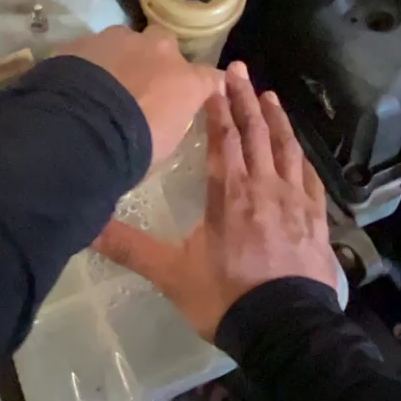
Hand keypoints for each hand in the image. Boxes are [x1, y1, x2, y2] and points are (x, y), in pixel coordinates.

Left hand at [60, 26, 218, 163]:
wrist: (81, 129)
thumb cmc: (134, 148)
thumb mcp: (166, 142)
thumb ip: (172, 118)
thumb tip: (165, 115)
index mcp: (187, 80)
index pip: (210, 77)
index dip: (203, 84)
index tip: (199, 93)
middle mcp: (161, 51)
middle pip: (167, 44)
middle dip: (158, 59)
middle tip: (142, 82)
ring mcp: (123, 39)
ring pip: (129, 40)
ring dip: (124, 56)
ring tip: (106, 80)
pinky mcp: (89, 38)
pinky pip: (96, 46)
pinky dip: (93, 60)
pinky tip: (81, 79)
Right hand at [93, 62, 339, 341]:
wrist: (285, 330)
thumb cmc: (226, 297)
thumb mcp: (171, 274)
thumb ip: (130, 247)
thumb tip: (85, 227)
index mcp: (229, 193)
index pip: (224, 138)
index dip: (218, 108)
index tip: (215, 81)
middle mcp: (263, 186)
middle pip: (255, 133)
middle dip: (245, 99)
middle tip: (240, 70)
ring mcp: (294, 201)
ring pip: (285, 148)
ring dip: (276, 120)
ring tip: (270, 97)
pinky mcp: (315, 219)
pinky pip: (308, 178)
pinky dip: (301, 157)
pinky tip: (299, 151)